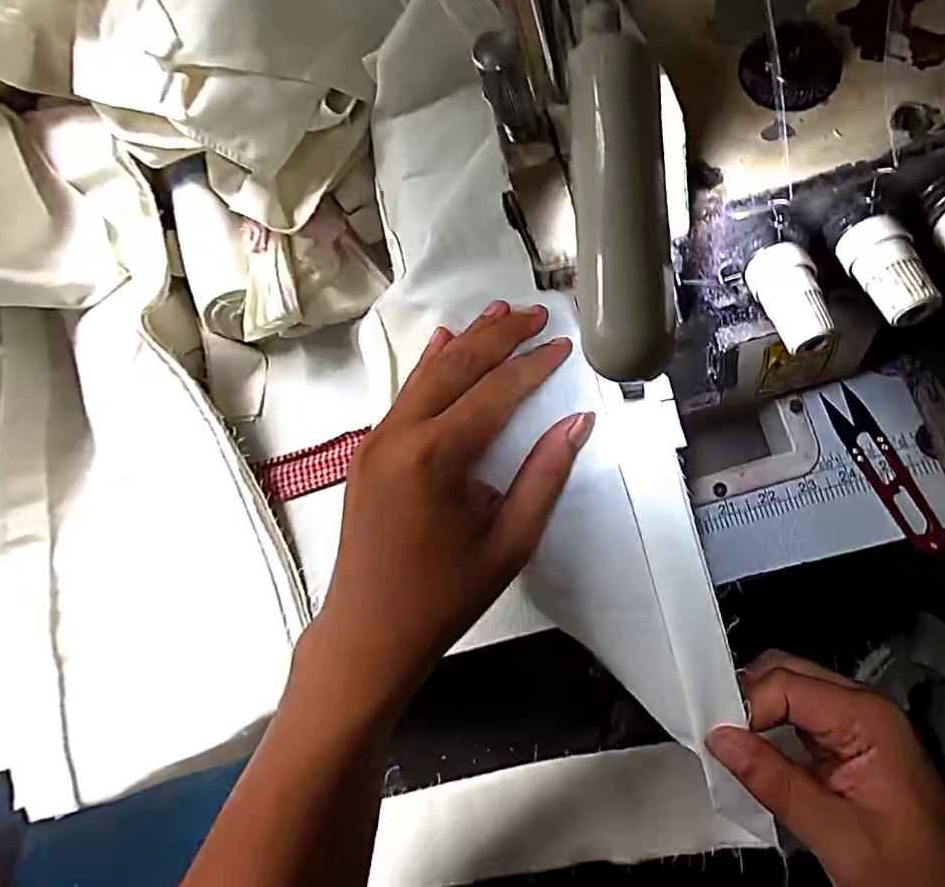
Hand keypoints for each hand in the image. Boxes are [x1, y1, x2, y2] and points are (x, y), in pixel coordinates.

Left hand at [309, 300, 593, 709]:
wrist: (367, 632)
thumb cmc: (443, 596)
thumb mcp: (510, 541)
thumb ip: (546, 475)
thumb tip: (577, 423)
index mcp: (437, 458)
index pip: (496, 392)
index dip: (534, 365)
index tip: (562, 345)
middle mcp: (400, 436)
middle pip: (458, 366)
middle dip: (501, 336)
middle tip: (536, 315)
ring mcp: (377, 439)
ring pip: (429, 372)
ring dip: (467, 340)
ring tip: (500, 312)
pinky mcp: (369, 449)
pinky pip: (406, 394)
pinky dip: (430, 364)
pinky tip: (444, 340)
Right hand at [707, 651, 944, 886]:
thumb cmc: (916, 877)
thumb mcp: (840, 838)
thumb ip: (777, 783)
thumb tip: (724, 740)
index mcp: (869, 718)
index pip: (788, 685)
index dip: (748, 706)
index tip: (719, 735)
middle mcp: (864, 709)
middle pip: (788, 674)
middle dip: (748, 699)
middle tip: (719, 734)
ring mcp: (858, 723)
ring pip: (790, 690)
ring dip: (758, 713)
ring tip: (732, 744)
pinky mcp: (849, 742)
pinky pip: (799, 716)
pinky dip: (771, 728)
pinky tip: (756, 753)